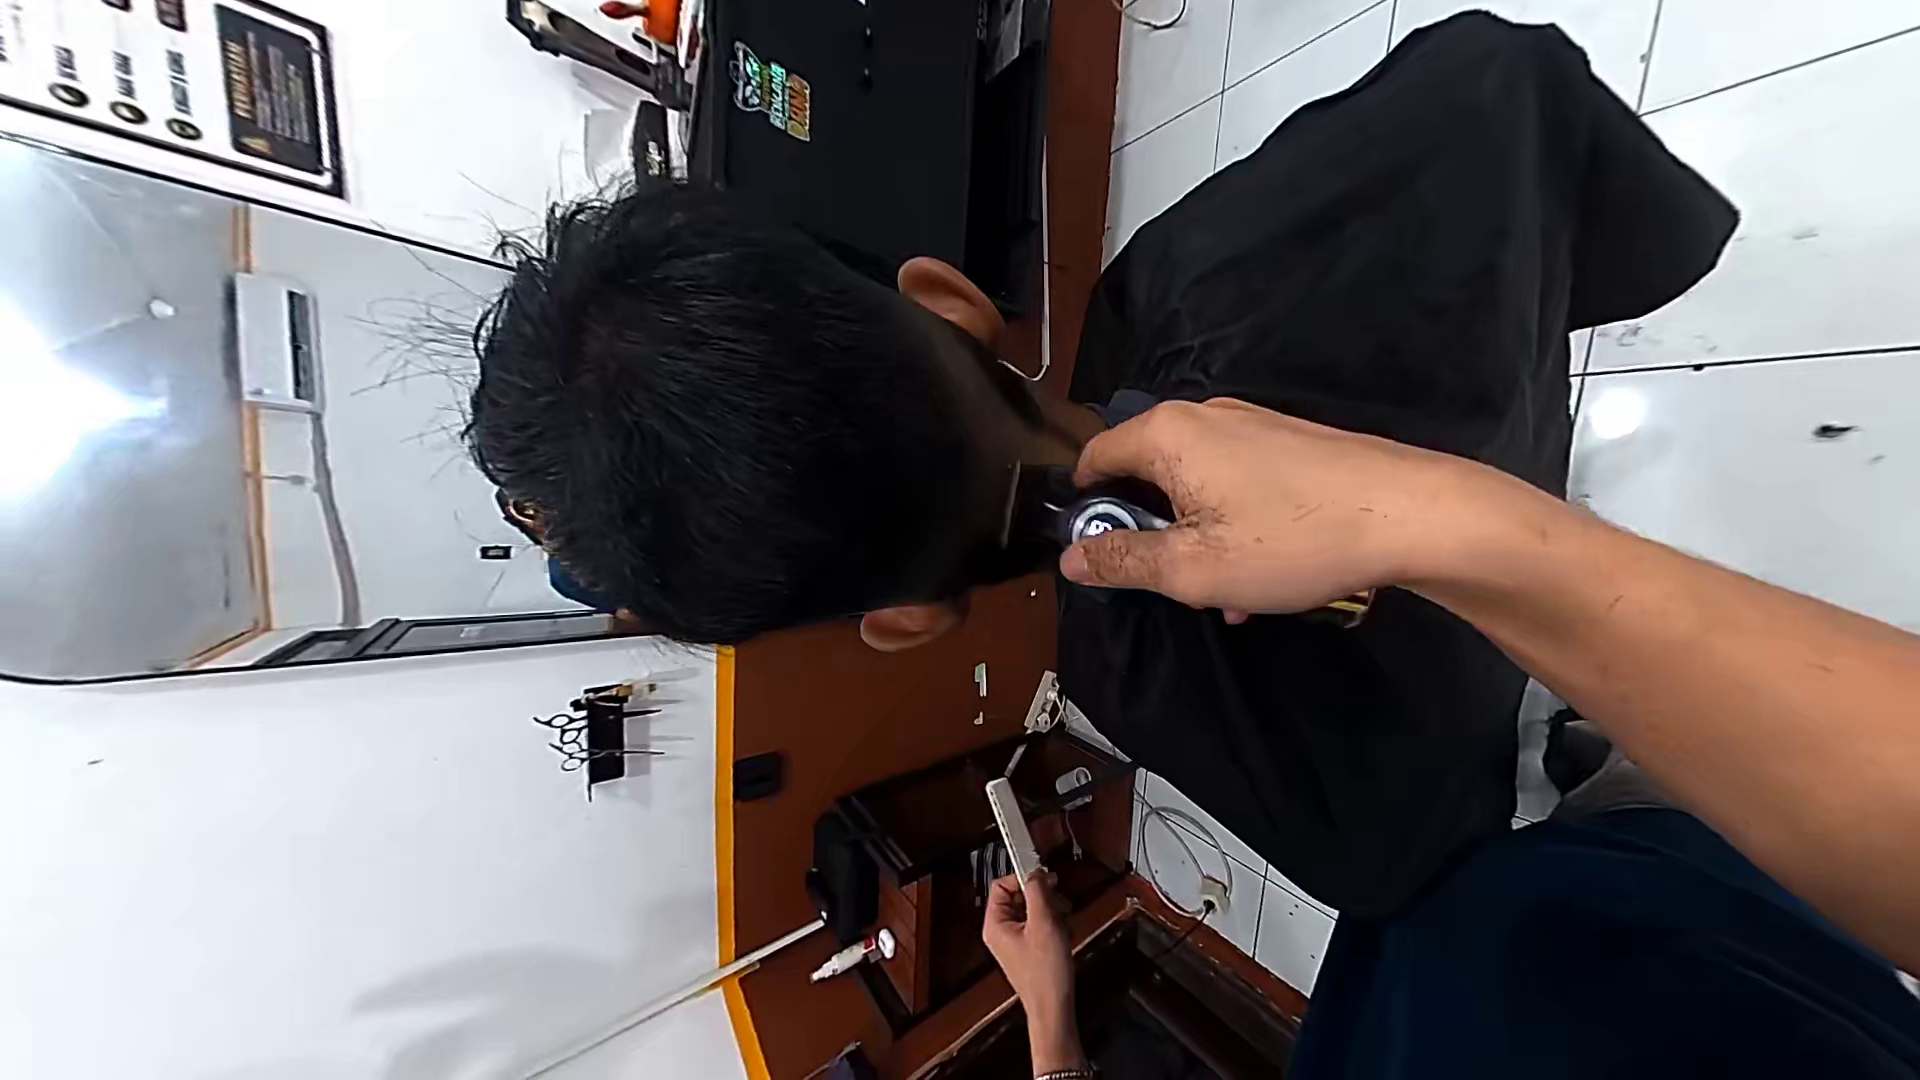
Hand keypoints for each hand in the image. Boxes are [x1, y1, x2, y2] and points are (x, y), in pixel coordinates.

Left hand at [983, 872, 1084, 1072]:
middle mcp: (1002, 929)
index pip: (1002, 884)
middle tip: (1057, 902)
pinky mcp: (1030, 947)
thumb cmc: (1045, 973)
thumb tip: (1035, 871)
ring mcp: (1016, 939)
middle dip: (1043, 897)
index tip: (1043, 878)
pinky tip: (1063, 934)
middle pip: (1020, 894)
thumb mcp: (1042, 922)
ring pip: (1034, 907)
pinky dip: (1054, 924)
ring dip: (1053, 910)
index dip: (1022, 878)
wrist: (1055, 1009)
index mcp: (995, 923)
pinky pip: (1041, 922)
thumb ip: (1037, 890)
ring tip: (1063, 922)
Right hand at [1060, 398, 1509, 618]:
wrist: (1420, 516)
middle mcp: (1201, 415)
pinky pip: (1230, 478)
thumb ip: (1120, 560)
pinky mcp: (1284, 438)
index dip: (1085, 505)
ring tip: (1216, 584)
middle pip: (1142, 470)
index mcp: (1166, 435)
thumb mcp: (1190, 567)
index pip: (1093, 459)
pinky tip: (1255, 566)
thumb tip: (1070, 558)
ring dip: (1188, 531)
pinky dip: (1225, 518)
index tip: (1098, 547)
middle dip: (1144, 525)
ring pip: (1189, 480)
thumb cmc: (1290, 541)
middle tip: (1164, 574)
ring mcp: (1248, 422)